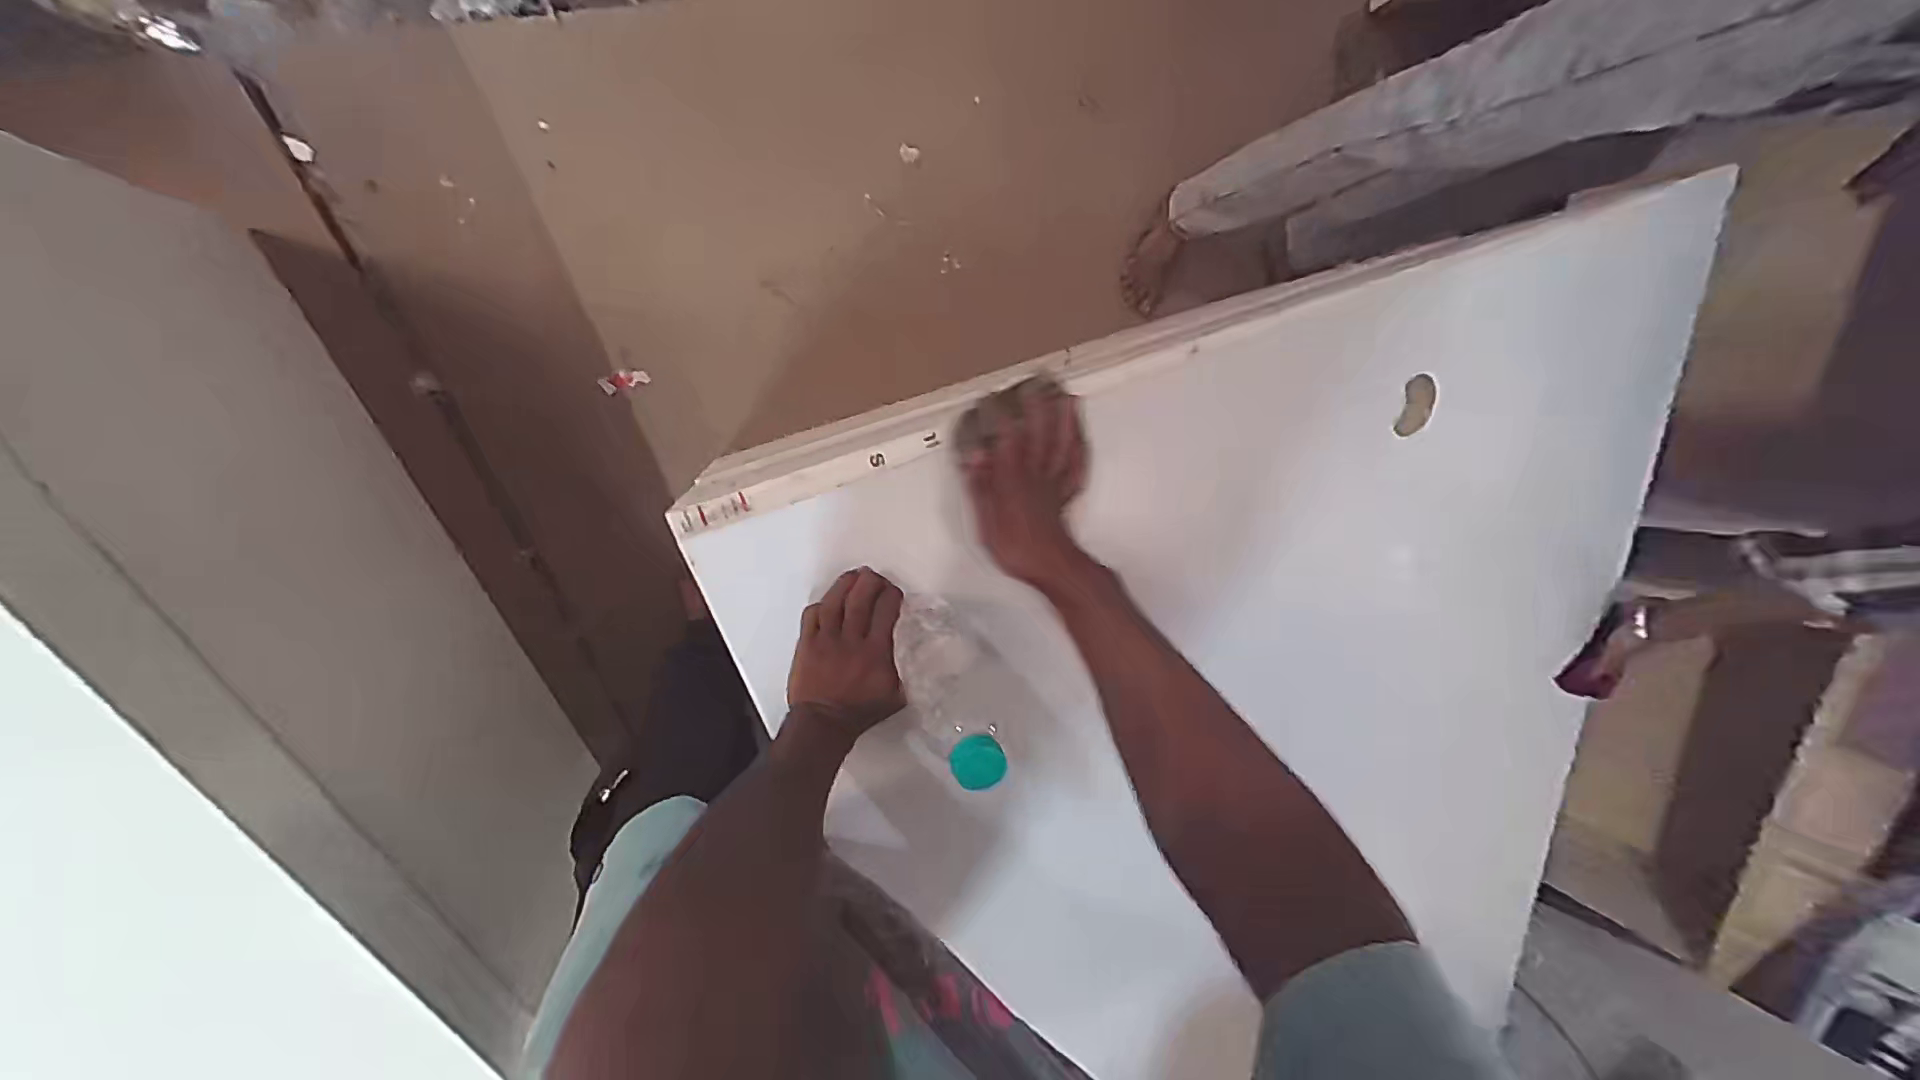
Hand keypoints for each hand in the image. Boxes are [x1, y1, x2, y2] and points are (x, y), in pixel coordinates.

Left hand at [786, 566, 906, 742]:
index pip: (886, 611)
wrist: (824, 723)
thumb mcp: (896, 695)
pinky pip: (811, 616)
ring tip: (854, 576)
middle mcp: (851, 641)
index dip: (891, 595)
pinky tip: (829, 601)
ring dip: (845, 585)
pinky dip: (820, 605)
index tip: (895, 592)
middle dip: (869, 582)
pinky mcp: (807, 644)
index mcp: (876, 652)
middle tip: (875, 577)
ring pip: (834, 602)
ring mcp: (826, 640)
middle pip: (860, 599)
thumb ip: (906, 673)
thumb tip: (919, 658)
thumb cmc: (860, 711)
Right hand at [959, 377, 1094, 590]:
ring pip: (1062, 444)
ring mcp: (1054, 482)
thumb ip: (980, 487)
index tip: (991, 398)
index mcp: (1012, 480)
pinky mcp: (1066, 493)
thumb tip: (975, 456)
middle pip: (1039, 433)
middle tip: (1037, 382)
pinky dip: (1080, 448)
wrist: (1053, 566)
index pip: (1005, 438)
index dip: (998, 415)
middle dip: (1037, 406)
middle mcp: (1036, 475)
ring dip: (1065, 419)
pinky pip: (1076, 466)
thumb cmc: (1017, 549)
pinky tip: (1081, 437)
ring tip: (1067, 398)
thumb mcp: (985, 523)